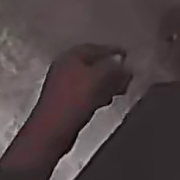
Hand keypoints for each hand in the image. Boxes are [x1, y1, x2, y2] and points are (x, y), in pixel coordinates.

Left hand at [0, 45, 131, 172]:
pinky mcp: (66, 101)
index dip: (113, 51)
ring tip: (122, 89)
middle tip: (128, 76)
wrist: (51, 131)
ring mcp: (64, 84)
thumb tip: (124, 63)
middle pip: (93, 63)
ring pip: (91, 79)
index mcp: (70, 57)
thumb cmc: (73, 101)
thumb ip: (113, 68)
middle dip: (112, 69)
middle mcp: (65, 67)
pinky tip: (107, 100)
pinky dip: (99, 93)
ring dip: (107, 82)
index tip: (128, 56)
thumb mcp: (97, 80)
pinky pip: (87, 92)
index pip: (95, 48)